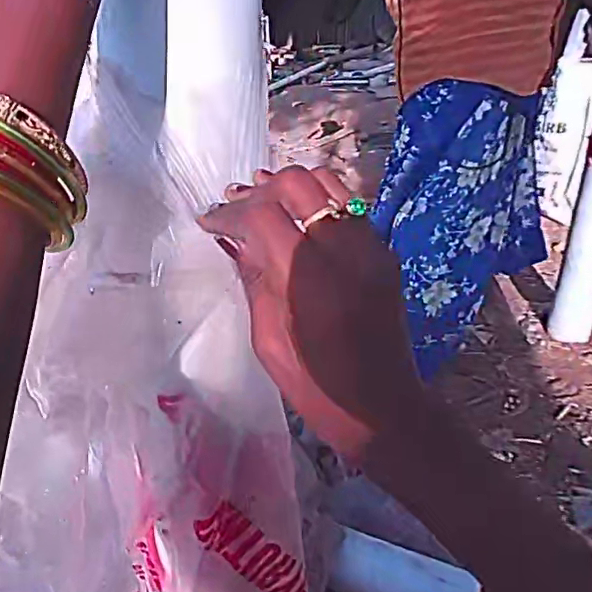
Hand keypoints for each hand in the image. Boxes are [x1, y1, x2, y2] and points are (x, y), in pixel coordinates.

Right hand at [199, 166, 424, 460]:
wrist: (382, 407)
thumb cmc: (315, 385)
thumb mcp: (267, 338)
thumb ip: (253, 279)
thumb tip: (234, 239)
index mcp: (308, 275)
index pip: (263, 214)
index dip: (230, 212)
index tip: (208, 220)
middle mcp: (344, 248)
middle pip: (298, 184)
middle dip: (260, 189)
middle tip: (235, 203)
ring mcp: (370, 246)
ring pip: (329, 184)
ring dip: (291, 186)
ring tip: (262, 195)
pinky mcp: (383, 251)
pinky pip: (347, 207)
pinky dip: (318, 201)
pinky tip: (297, 215)